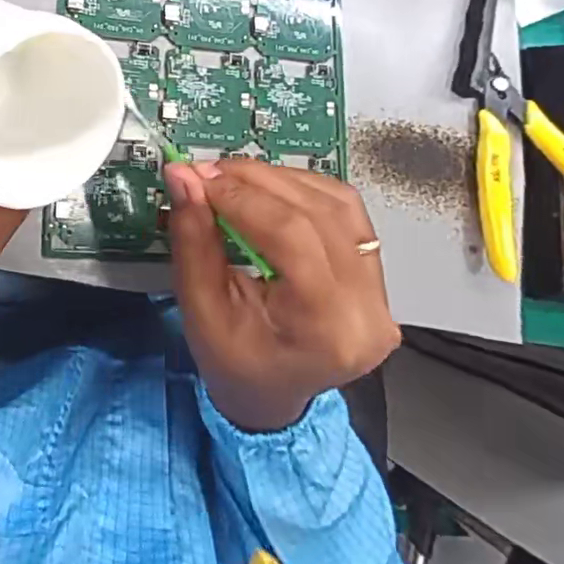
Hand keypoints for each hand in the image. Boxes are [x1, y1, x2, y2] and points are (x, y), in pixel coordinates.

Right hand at [165, 160, 400, 431]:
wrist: (268, 392)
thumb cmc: (230, 360)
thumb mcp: (198, 305)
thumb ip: (193, 237)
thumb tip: (182, 176)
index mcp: (326, 329)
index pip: (291, 236)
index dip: (240, 196)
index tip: (196, 177)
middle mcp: (369, 309)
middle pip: (317, 213)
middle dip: (256, 180)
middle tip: (207, 171)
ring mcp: (381, 292)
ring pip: (337, 203)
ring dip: (279, 179)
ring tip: (231, 177)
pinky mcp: (376, 275)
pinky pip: (346, 212)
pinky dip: (301, 189)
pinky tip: (265, 190)